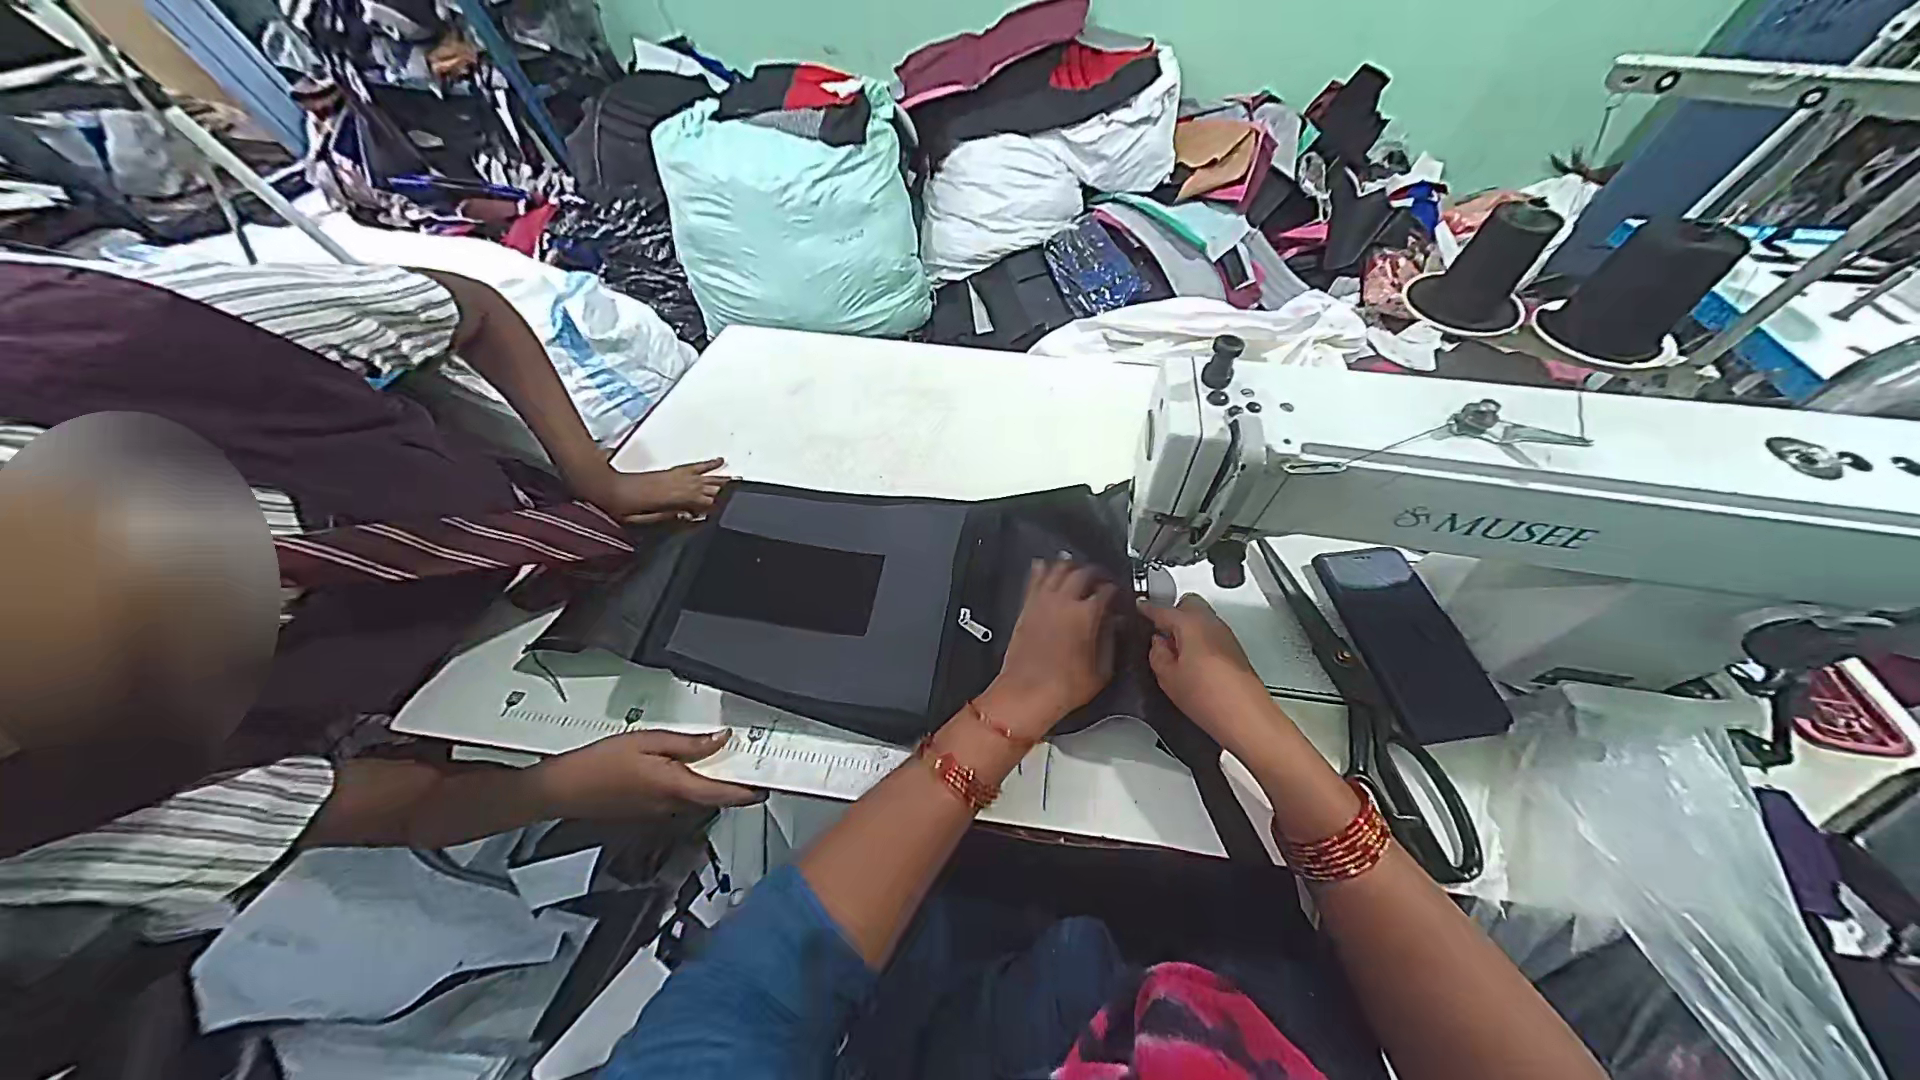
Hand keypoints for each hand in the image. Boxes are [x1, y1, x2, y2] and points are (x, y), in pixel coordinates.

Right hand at [527, 730, 761, 818]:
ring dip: (715, 785)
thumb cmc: (600, 763)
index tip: (768, 786)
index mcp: (676, 787)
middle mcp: (671, 805)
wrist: (560, 790)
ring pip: (697, 800)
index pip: (723, 794)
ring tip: (728, 762)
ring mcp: (657, 812)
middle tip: (753, 766)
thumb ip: (688, 744)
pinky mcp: (645, 812)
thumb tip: (721, 740)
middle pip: (714, 798)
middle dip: (736, 786)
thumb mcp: (648, 741)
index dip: (748, 792)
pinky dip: (694, 786)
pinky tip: (693, 770)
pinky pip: (680, 800)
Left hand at [578, 458, 729, 522]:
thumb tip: (688, 517)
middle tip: (742, 492)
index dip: (717, 507)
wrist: (605, 489)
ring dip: (722, 480)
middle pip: (709, 488)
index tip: (729, 510)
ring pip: (705, 477)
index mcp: (673, 499)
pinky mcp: (671, 472)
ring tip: (737, 480)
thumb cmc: (622, 507)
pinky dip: (708, 464)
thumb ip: (668, 518)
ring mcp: (675, 476)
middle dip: (726, 492)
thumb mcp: (644, 520)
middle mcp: (677, 484)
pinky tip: (718, 462)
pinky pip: (694, 467)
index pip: (704, 503)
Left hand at [983, 560, 1118, 739]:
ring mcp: (1043, 602)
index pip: (1108, 590)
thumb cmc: (1062, 686)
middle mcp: (1064, 602)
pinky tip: (1045, 567)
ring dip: (1071, 566)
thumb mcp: (1102, 669)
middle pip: (1084, 572)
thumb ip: (1111, 640)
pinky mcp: (1027, 607)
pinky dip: (1043, 569)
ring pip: (1058, 569)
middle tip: (1102, 578)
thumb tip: (1114, 626)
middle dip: (1097, 573)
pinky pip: (1035, 578)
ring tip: (1078, 569)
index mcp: (1087, 614)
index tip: (1118, 595)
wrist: (1028, 693)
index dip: (1117, 590)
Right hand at [1138, 595, 1275, 754]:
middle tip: (1158, 631)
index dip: (1147, 609)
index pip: (1162, 609)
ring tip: (1174, 651)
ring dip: (1186, 628)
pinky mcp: (1235, 650)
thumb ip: (1157, 653)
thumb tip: (1158, 645)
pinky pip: (1211, 633)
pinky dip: (1199, 640)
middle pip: (1187, 604)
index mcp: (1191, 623)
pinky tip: (1192, 662)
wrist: (1246, 718)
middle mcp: (1211, 623)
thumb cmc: (1212, 698)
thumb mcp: (1167, 677)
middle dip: (1172, 613)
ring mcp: (1226, 635)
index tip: (1140, 608)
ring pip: (1201, 618)